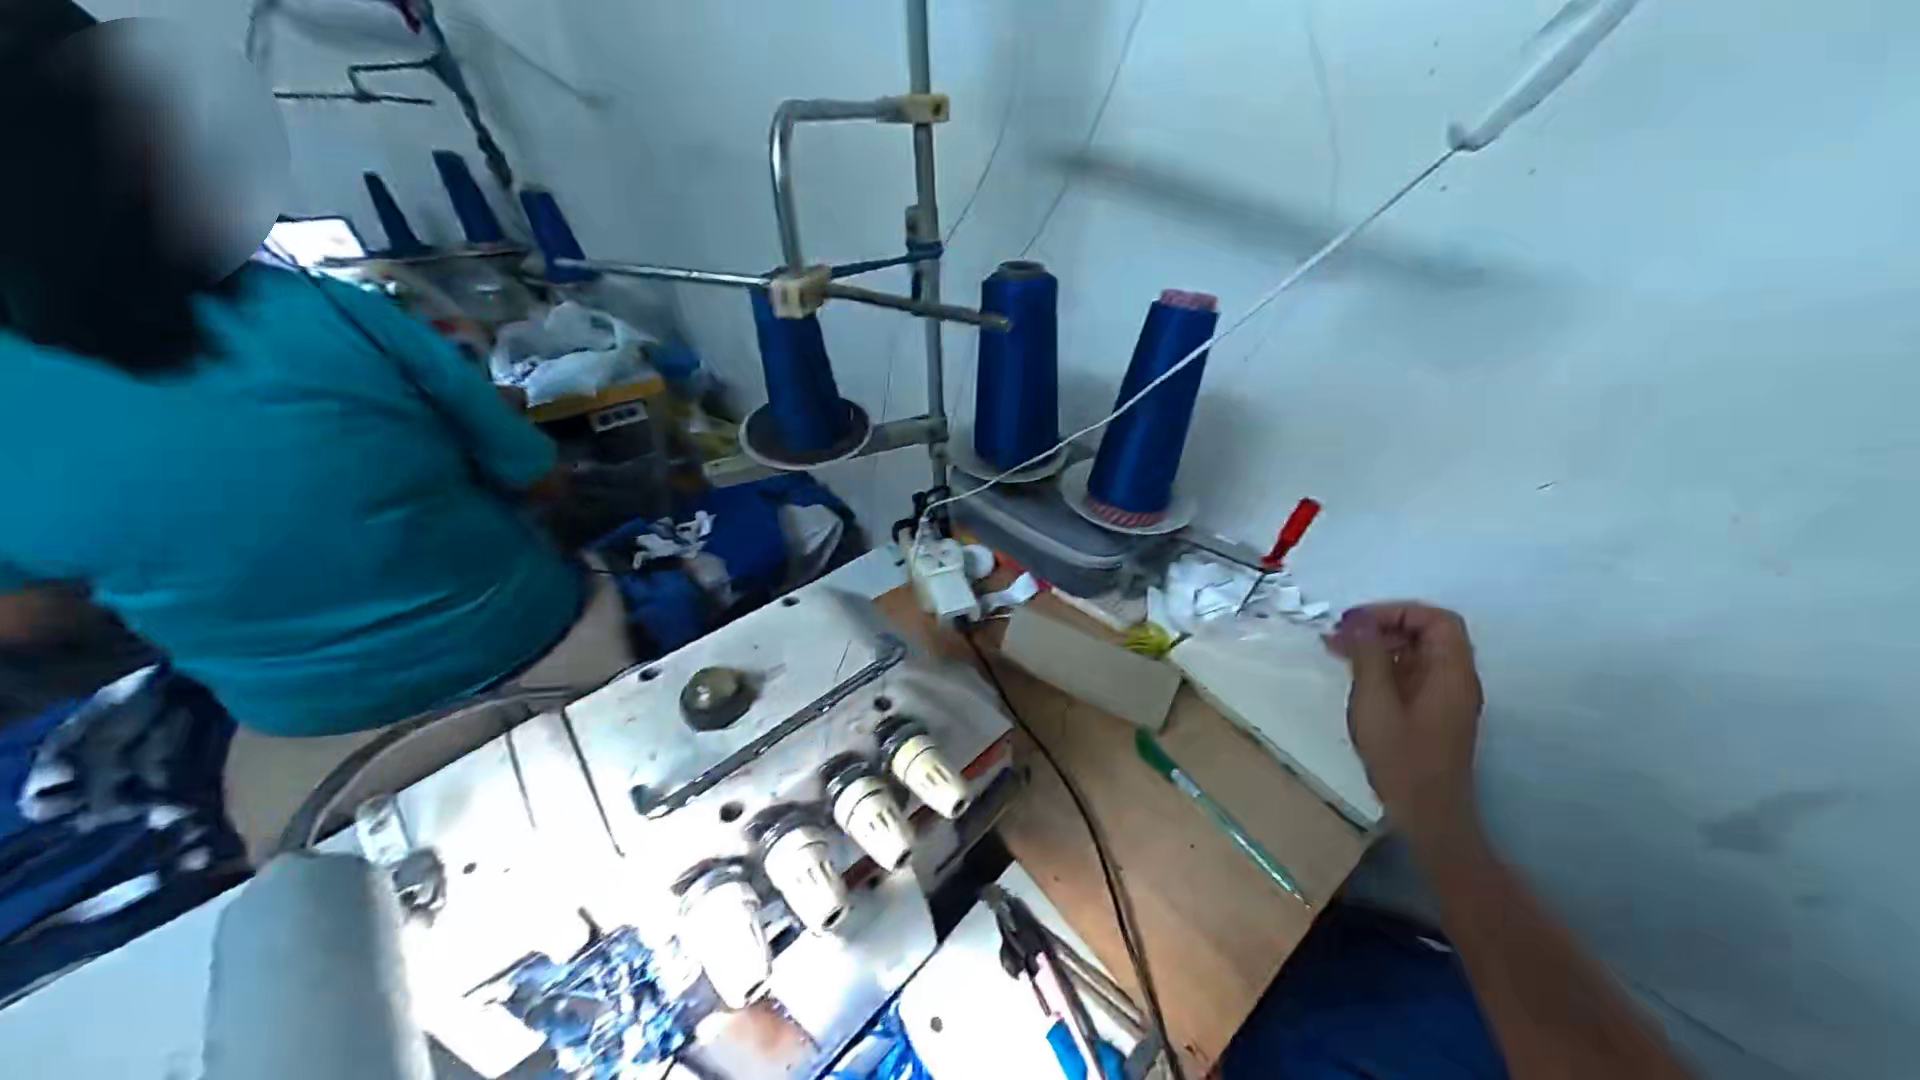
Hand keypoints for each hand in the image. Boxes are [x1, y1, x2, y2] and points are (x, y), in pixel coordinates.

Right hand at [1326, 602, 1484, 829]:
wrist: (1427, 812)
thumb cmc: (1400, 756)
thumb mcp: (1375, 702)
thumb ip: (1368, 657)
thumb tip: (1358, 621)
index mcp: (1451, 673)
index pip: (1436, 620)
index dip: (1396, 612)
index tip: (1356, 622)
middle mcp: (1455, 678)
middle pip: (1427, 632)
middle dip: (1383, 625)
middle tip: (1341, 634)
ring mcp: (1444, 695)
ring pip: (1416, 651)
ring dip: (1378, 644)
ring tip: (1338, 649)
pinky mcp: (1431, 709)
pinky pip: (1410, 671)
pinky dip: (1382, 663)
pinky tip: (1353, 671)